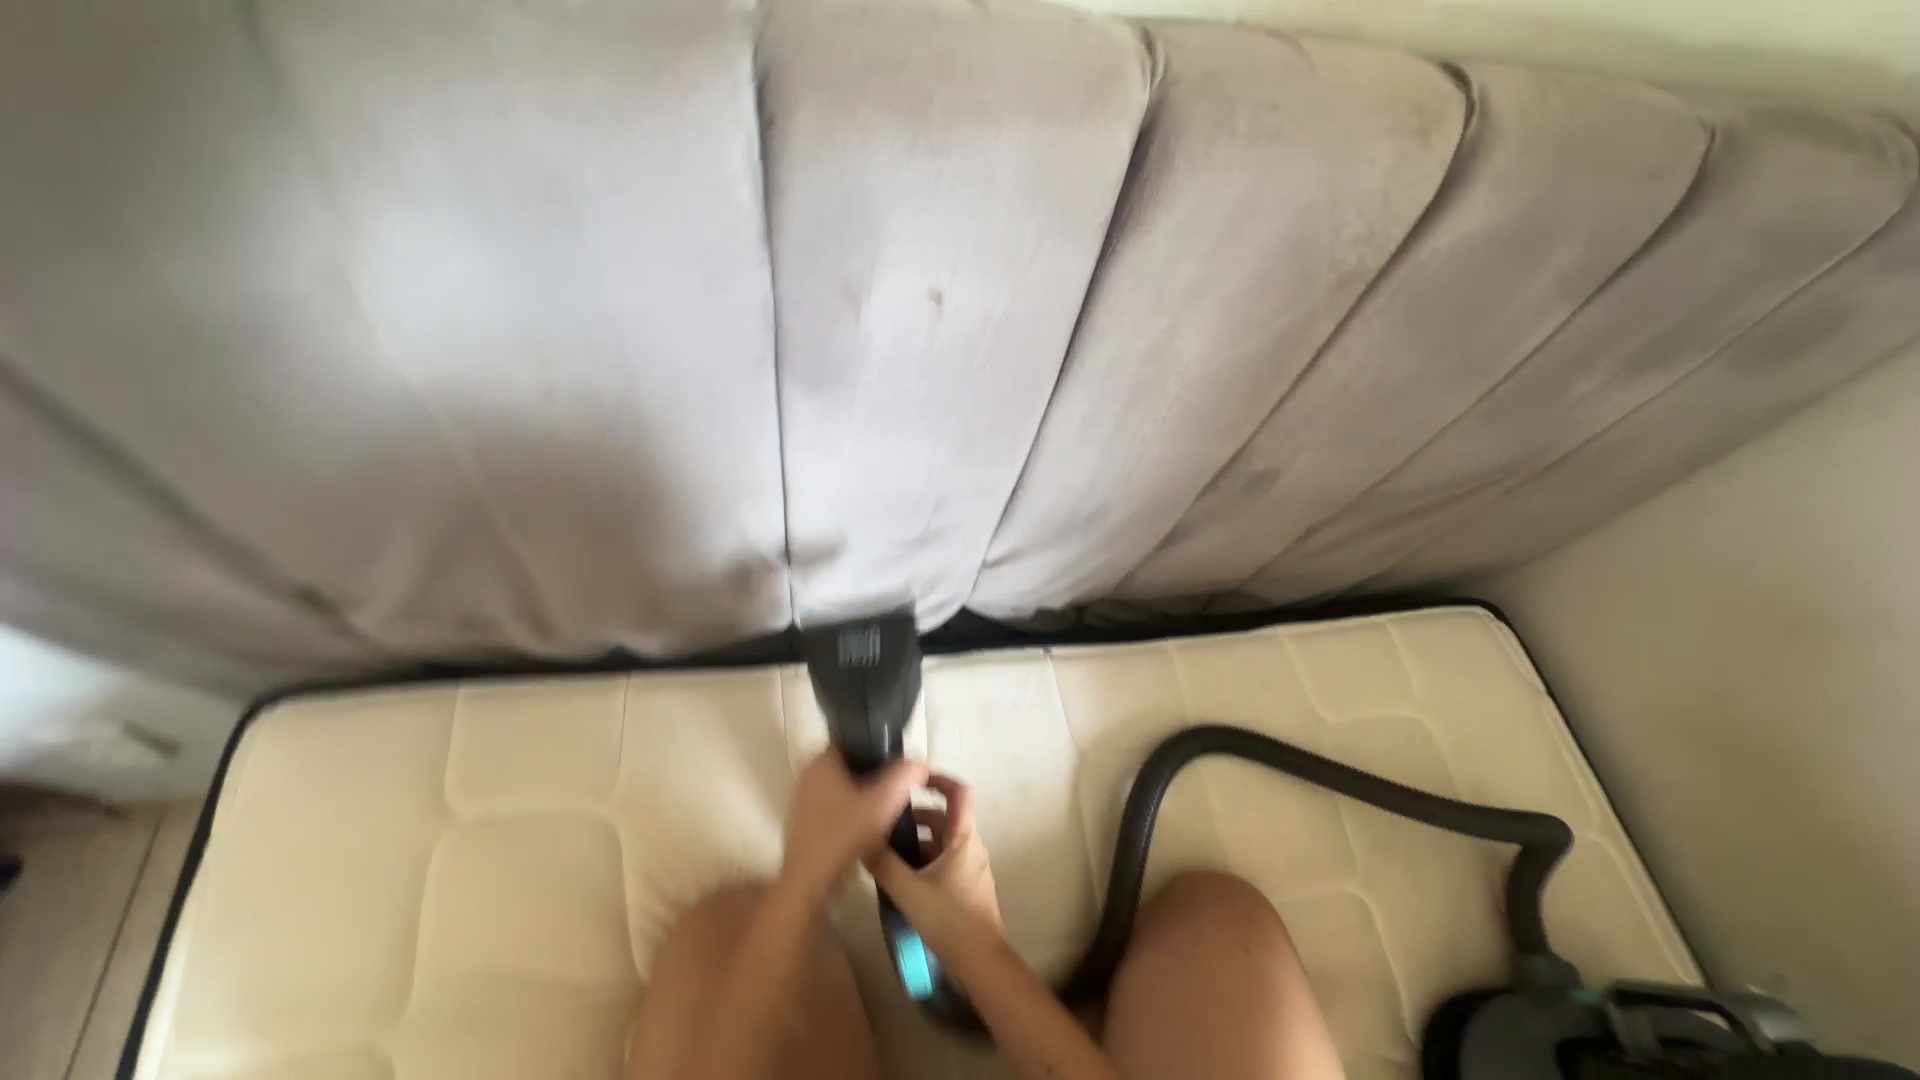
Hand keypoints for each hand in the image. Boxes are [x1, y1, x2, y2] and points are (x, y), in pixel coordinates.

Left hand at [781, 750, 927, 904]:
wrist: (810, 884)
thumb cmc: (845, 835)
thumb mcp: (883, 802)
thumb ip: (904, 777)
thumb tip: (919, 762)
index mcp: (822, 762)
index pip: (853, 741)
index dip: (877, 749)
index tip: (896, 763)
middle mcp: (808, 777)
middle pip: (849, 767)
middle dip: (873, 777)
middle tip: (897, 788)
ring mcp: (803, 803)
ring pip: (843, 791)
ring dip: (863, 798)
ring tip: (887, 809)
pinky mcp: (805, 826)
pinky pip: (835, 811)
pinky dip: (852, 816)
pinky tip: (868, 830)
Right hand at [866, 773, 1001, 939]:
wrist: (979, 960)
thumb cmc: (948, 918)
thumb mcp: (908, 890)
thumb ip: (883, 863)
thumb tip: (859, 840)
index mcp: (963, 837)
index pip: (959, 792)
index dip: (937, 778)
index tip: (911, 780)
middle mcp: (970, 846)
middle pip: (944, 817)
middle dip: (914, 815)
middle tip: (885, 822)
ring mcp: (971, 867)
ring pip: (942, 841)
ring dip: (916, 840)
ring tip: (886, 850)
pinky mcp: (966, 885)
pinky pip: (943, 860)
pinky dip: (923, 859)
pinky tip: (900, 876)